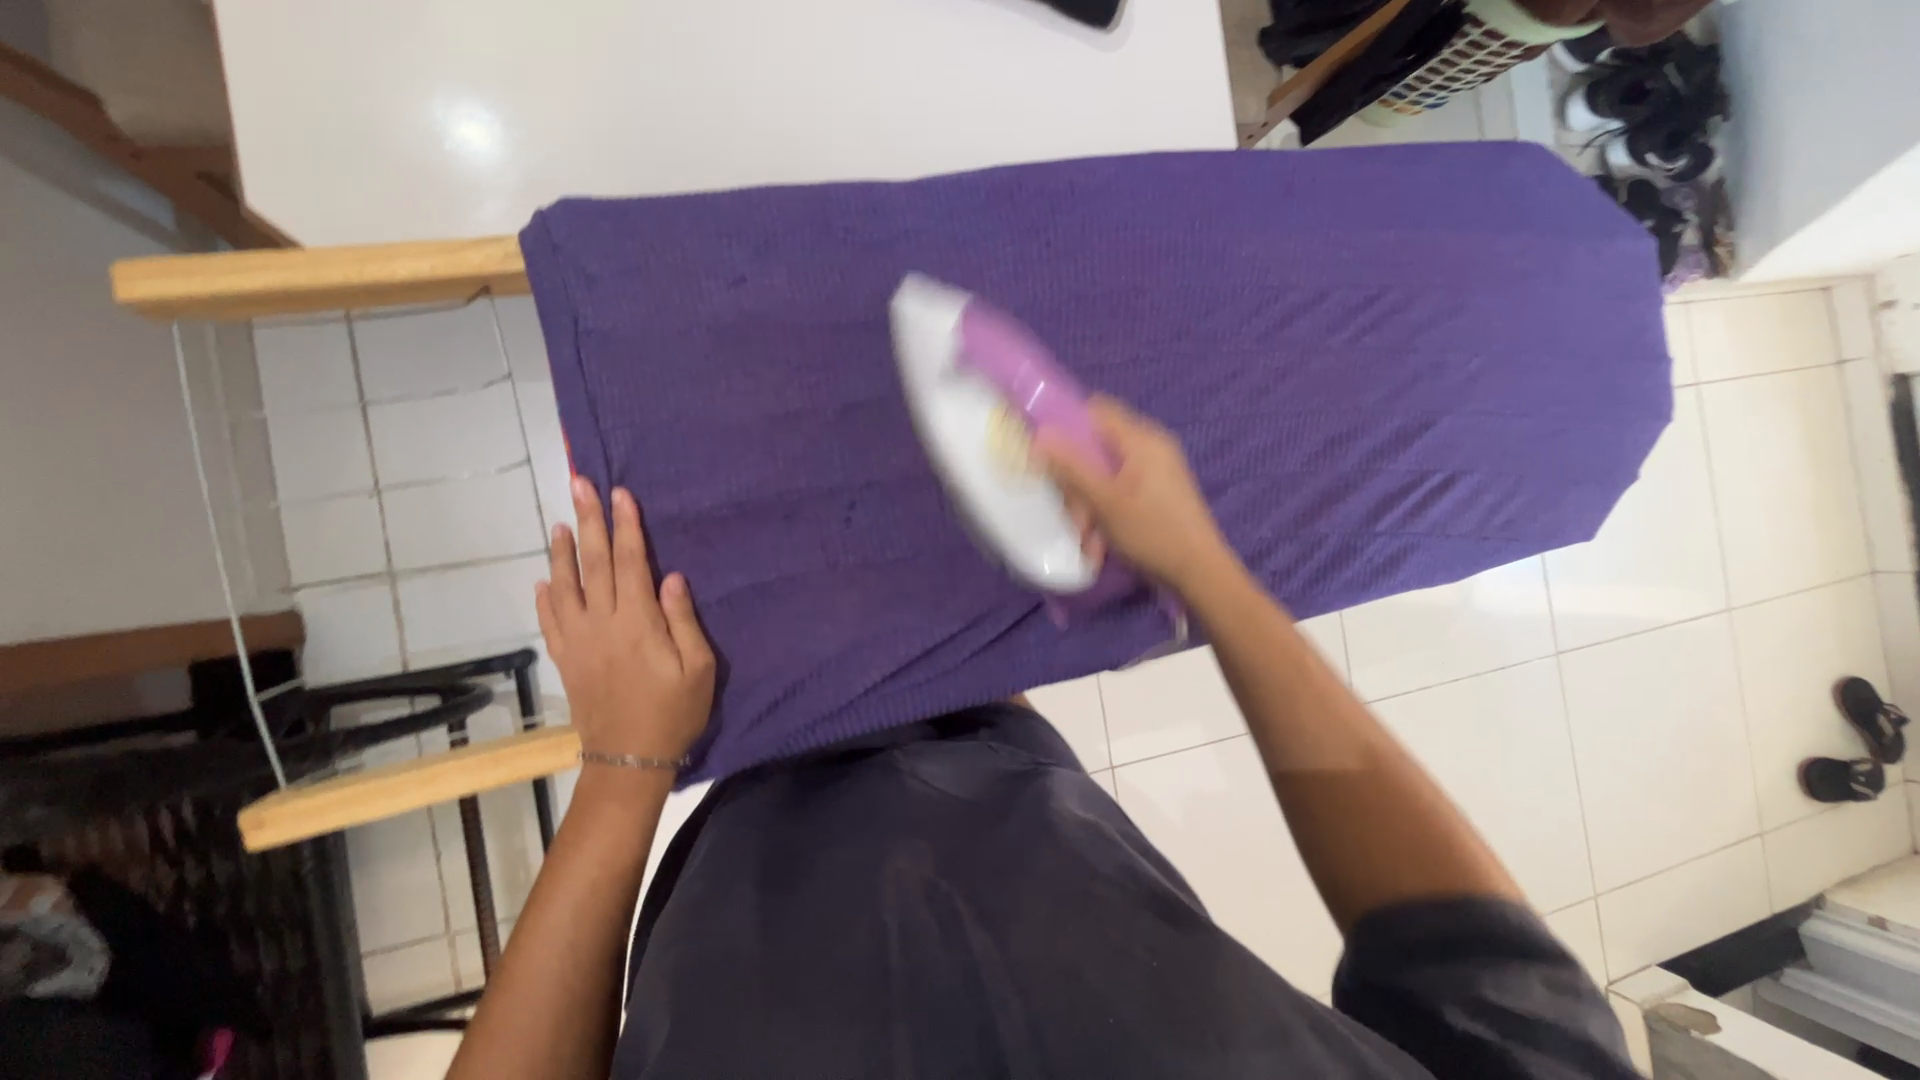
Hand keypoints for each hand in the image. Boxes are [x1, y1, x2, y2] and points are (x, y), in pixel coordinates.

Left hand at [536, 478, 714, 767]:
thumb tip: (671, 577)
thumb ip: (683, 620)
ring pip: (566, 586)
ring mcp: (579, 641)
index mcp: (637, 622)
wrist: (629, 759)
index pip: (630, 562)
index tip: (620, 493)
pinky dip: (545, 598)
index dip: (626, 526)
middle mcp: (602, 623)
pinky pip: (551, 621)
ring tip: (560, 523)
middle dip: (590, 521)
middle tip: (579, 484)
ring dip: (563, 552)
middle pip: (594, 563)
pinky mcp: (567, 660)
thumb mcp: (699, 668)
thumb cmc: (674, 712)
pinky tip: (543, 580)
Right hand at [1034, 396, 1238, 593]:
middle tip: (1072, 517)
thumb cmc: (1152, 532)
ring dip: (1089, 510)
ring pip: (1104, 477)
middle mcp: (1151, 448)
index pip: (1096, 411)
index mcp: (1142, 440)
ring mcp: (1156, 472)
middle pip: (1096, 449)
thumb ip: (1071, 466)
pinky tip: (1100, 548)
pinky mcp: (1158, 495)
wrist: (1200, 574)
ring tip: (1087, 542)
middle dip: (1077, 485)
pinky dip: (1106, 516)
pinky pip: (1120, 494)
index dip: (1066, 426)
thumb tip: (1039, 434)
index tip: (1045, 455)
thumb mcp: (1105, 501)